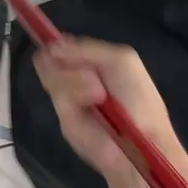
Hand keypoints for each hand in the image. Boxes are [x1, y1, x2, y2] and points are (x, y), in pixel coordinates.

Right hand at [33, 36, 174, 182]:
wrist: (138, 142)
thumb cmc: (138, 99)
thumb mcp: (122, 60)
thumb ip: (87, 48)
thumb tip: (51, 47)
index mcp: (92, 64)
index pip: (62, 46)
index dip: (59, 45)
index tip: (59, 46)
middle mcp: (75, 77)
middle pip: (49, 56)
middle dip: (66, 61)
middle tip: (88, 73)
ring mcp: (66, 95)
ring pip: (48, 71)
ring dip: (74, 79)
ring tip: (97, 94)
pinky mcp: (60, 113)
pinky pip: (54, 91)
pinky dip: (72, 92)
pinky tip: (89, 102)